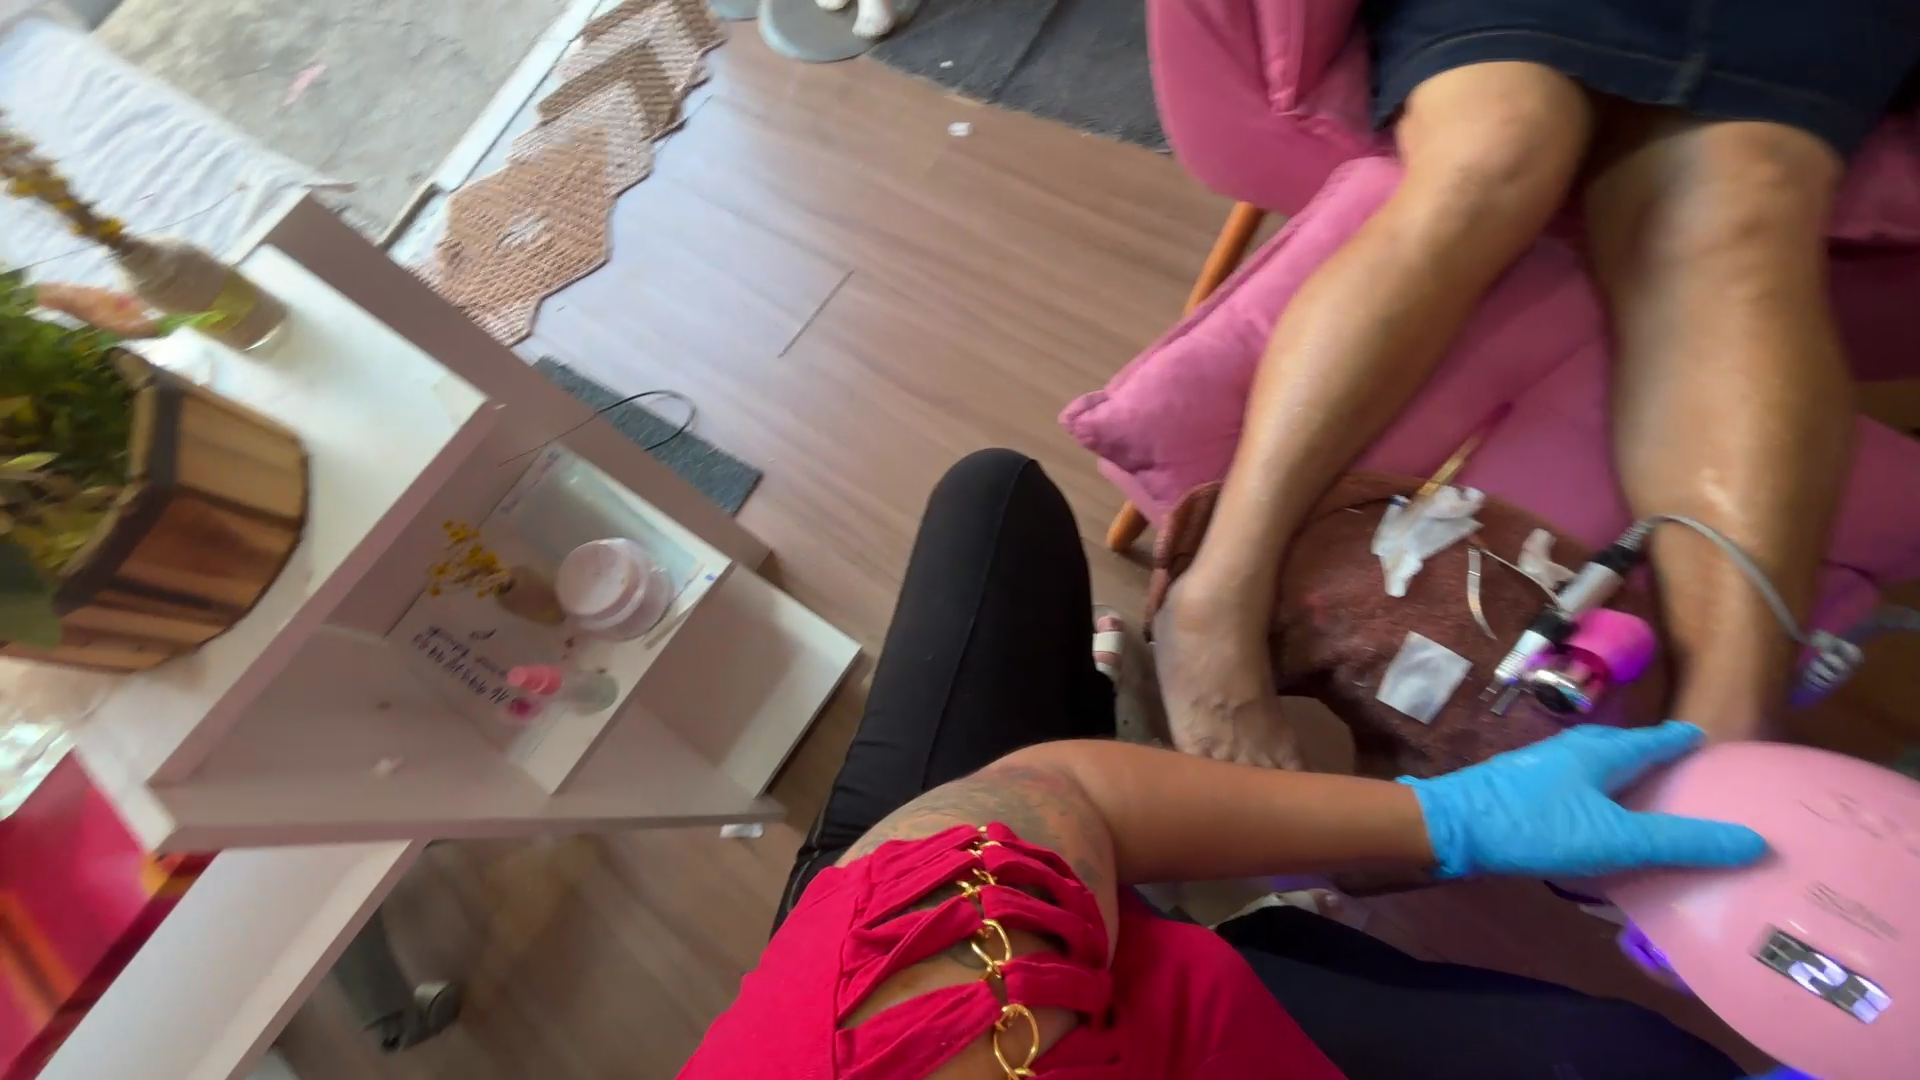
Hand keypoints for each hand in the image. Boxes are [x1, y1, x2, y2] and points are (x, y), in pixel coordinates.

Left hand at [1399, 721, 1767, 879]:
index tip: (1698, 734)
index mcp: (1590, 755)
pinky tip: (1587, 808)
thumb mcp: (1616, 838)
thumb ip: (1680, 841)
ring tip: (1637, 784)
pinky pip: (1564, 781)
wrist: (1450, 826)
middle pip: (1609, 745)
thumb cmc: (1534, 826)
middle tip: (1673, 758)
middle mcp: (1561, 753)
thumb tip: (1758, 841)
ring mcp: (1532, 769)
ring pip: (1583, 761)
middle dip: (1641, 749)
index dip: (1672, 740)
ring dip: (1612, 767)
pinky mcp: (1514, 789)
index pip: (1643, 741)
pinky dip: (1587, 787)